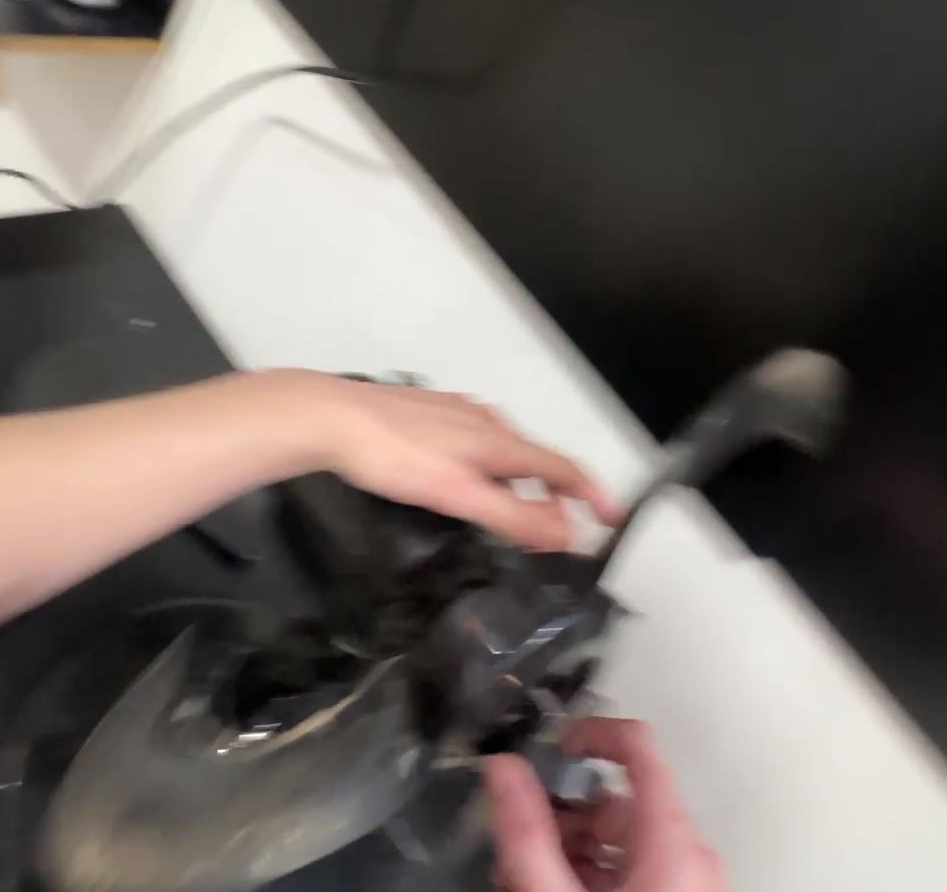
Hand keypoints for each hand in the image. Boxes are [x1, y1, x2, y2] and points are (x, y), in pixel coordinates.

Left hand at [273, 371, 620, 549]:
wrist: (334, 417)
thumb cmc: (395, 458)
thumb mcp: (458, 493)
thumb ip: (512, 514)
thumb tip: (567, 534)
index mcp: (498, 441)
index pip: (561, 467)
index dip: (590, 493)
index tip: (612, 517)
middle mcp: (485, 420)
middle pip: (534, 457)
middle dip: (554, 491)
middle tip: (556, 525)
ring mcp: (456, 412)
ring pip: (503, 447)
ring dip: (519, 478)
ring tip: (514, 505)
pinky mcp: (430, 411)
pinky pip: (475, 438)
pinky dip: (488, 462)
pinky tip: (465, 472)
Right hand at [485, 718, 724, 891]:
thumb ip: (525, 830)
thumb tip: (501, 767)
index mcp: (671, 840)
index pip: (637, 747)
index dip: (591, 732)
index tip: (552, 747)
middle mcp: (690, 857)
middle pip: (616, 802)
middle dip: (560, 818)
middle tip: (519, 847)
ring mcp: (688, 885)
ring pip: (620, 840)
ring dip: (570, 851)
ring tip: (528, 881)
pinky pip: (633, 872)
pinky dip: (593, 876)